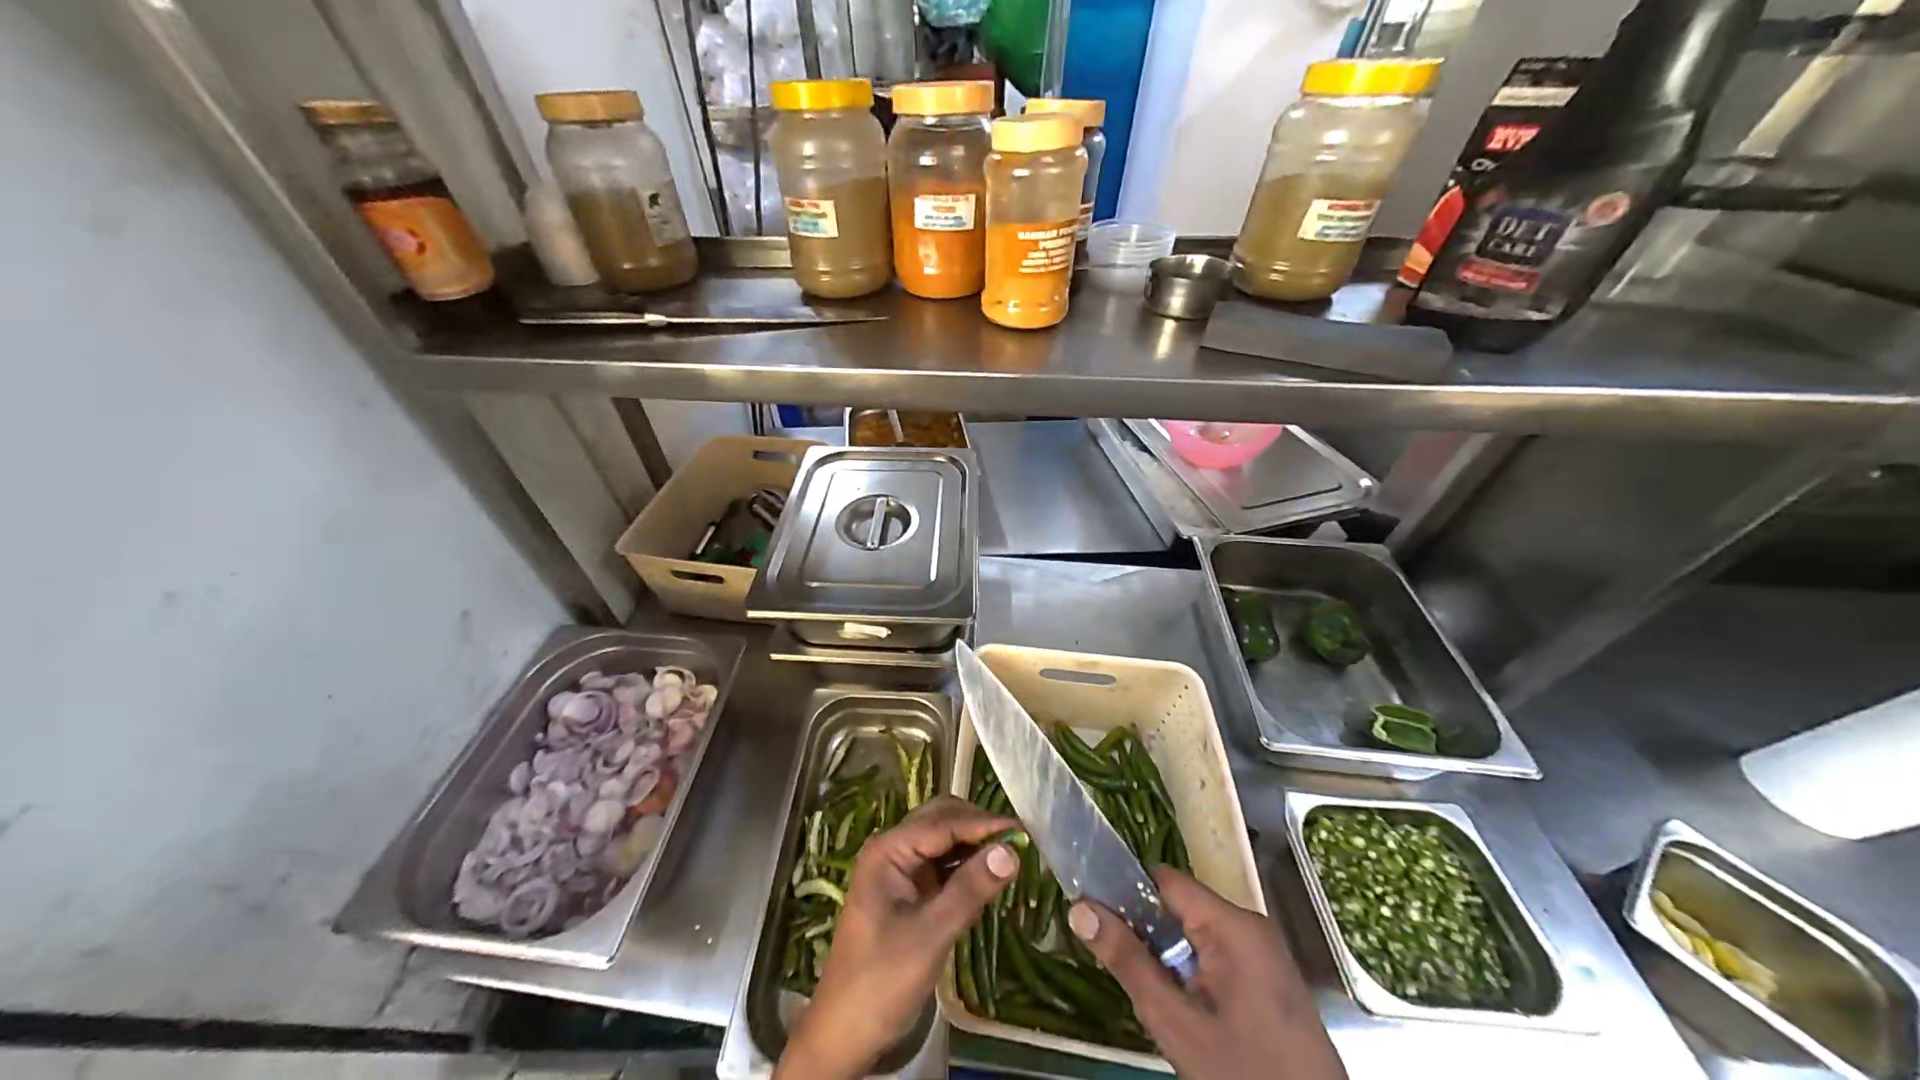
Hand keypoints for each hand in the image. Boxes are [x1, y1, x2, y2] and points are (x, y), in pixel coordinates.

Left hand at [775, 795, 1018, 1079]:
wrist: (844, 1032)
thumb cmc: (881, 981)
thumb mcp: (931, 935)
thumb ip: (970, 889)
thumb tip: (1012, 851)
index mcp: (889, 850)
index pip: (944, 822)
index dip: (985, 824)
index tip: (1026, 833)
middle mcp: (893, 850)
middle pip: (943, 820)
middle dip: (981, 827)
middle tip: (1021, 844)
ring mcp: (901, 870)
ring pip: (945, 840)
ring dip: (976, 845)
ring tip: (1014, 857)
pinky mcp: (910, 891)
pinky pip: (944, 865)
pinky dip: (968, 866)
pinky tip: (991, 878)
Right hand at [1068, 867, 1345, 1079]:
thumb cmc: (1244, 1073)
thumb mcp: (1175, 1021)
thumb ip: (1127, 960)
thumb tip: (1079, 909)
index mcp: (1231, 924)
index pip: (1164, 879)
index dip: (1124, 889)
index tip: (1091, 911)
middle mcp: (1249, 925)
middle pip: (1178, 905)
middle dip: (1143, 930)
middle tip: (1114, 964)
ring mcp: (1262, 951)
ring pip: (1194, 932)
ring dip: (1165, 955)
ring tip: (1147, 992)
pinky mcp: (1267, 976)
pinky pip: (1215, 953)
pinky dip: (1189, 969)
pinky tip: (1180, 1006)